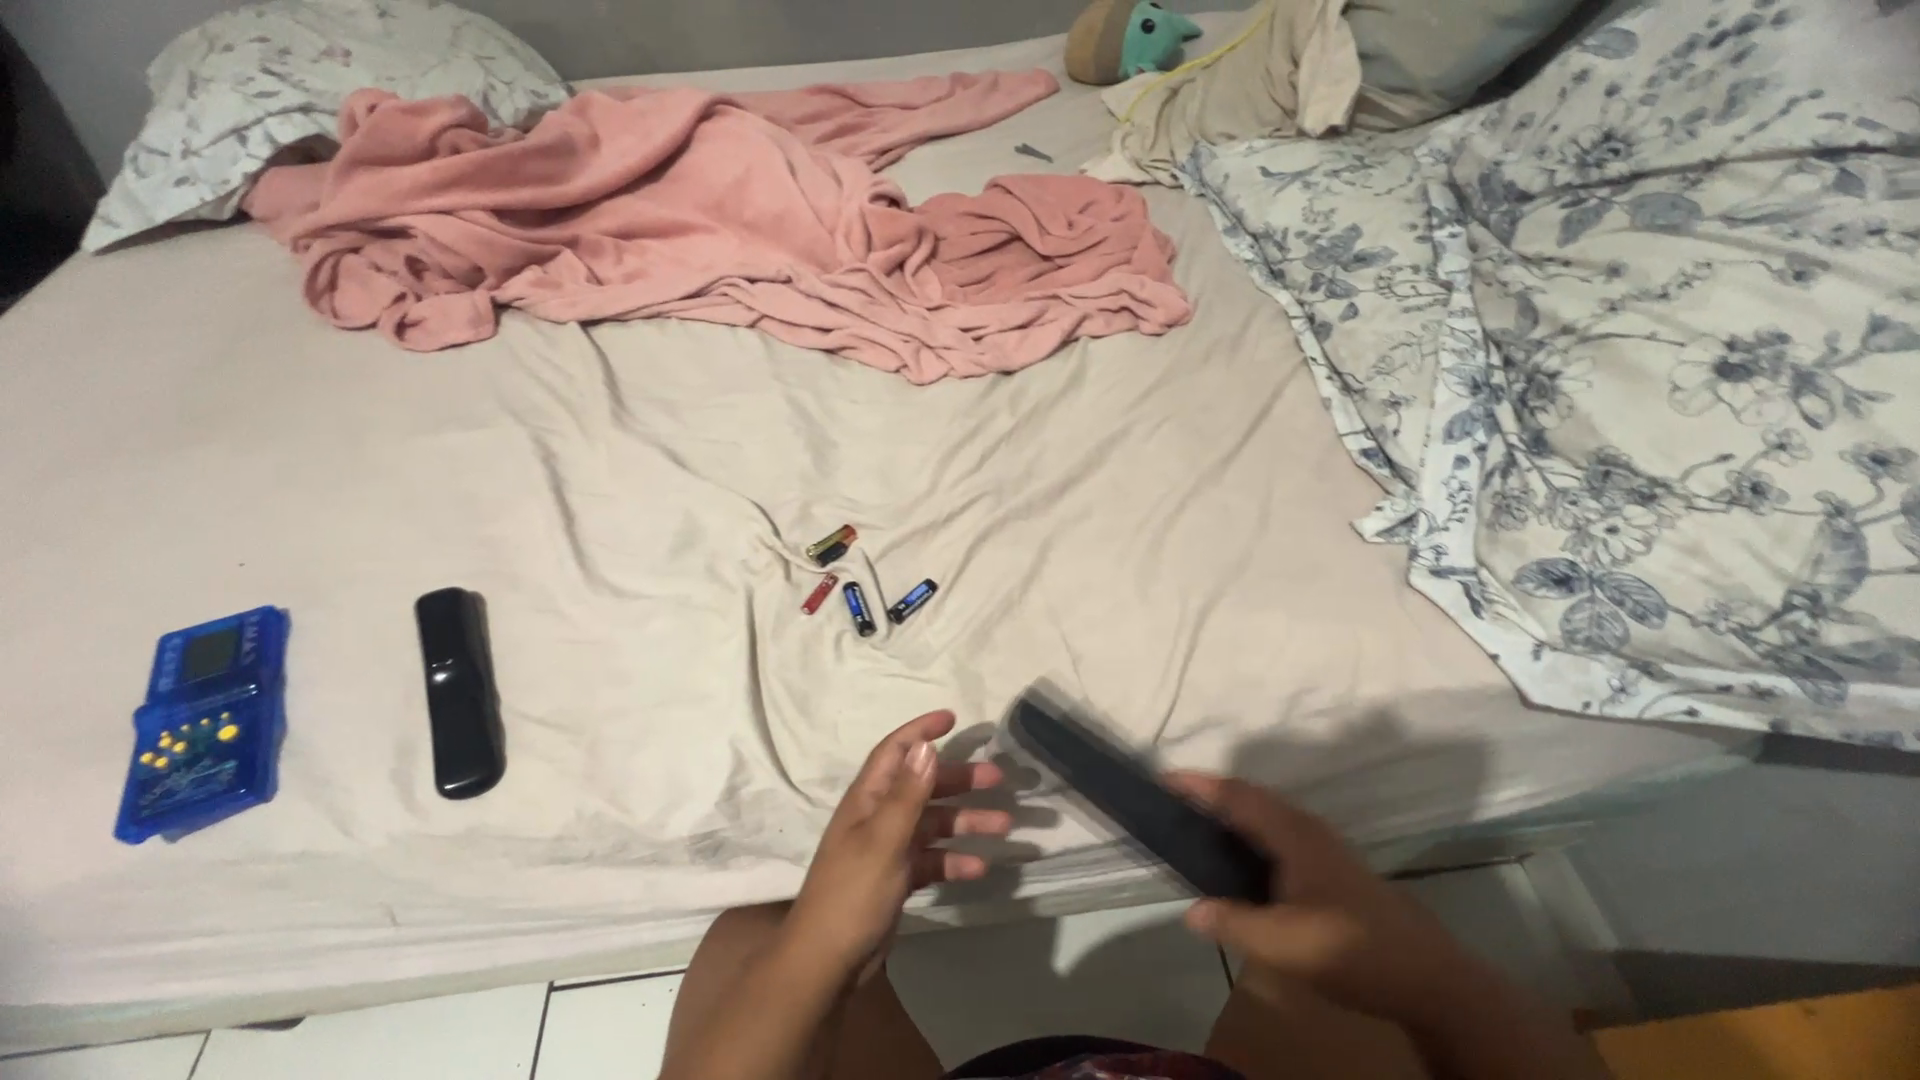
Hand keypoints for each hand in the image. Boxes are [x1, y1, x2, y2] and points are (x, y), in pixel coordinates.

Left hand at [783, 711, 1011, 983]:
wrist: (828, 960)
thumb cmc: (852, 892)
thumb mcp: (883, 840)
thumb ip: (907, 793)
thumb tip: (925, 745)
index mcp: (867, 799)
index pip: (895, 751)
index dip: (921, 731)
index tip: (954, 718)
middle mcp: (878, 816)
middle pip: (924, 786)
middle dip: (960, 780)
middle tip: (1000, 780)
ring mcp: (888, 849)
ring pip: (934, 824)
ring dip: (967, 822)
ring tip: (1004, 827)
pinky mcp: (897, 878)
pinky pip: (933, 859)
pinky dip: (955, 860)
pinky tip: (980, 868)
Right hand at [1166, 772, 1488, 1027]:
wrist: (1430, 979)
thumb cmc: (1352, 949)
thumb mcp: (1282, 943)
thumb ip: (1232, 921)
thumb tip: (1191, 910)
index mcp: (1294, 835)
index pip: (1237, 795)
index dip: (1199, 785)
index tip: (1162, 778)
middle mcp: (1308, 831)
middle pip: (1251, 799)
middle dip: (1211, 795)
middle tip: (1173, 803)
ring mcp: (1324, 849)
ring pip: (1266, 818)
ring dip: (1231, 816)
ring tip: (1197, 829)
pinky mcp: (1332, 870)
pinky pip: (1277, 837)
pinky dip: (1249, 837)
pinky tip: (1240, 866)